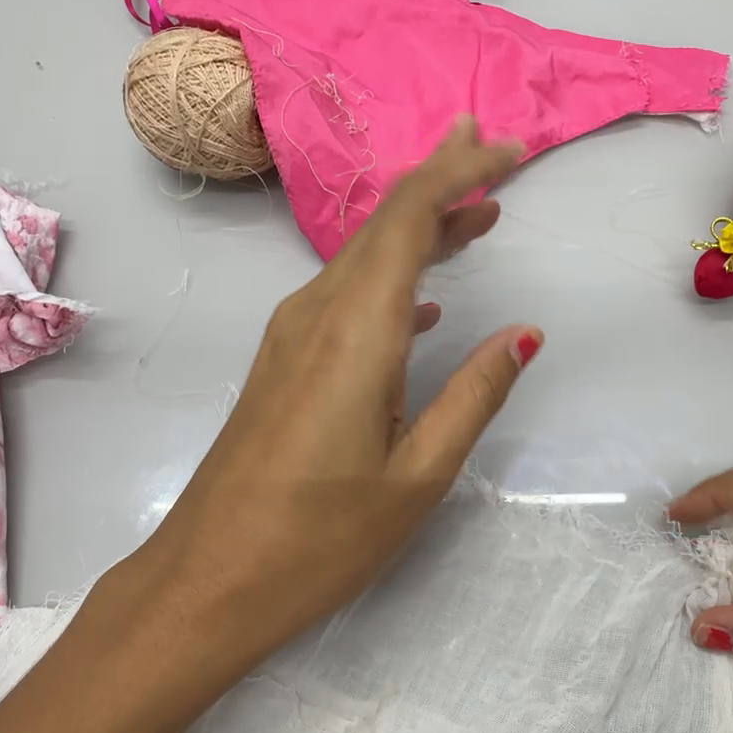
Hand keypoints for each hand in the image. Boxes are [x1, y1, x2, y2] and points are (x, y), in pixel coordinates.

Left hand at [132, 117, 539, 656]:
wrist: (208, 580)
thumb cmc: (319, 540)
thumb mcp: (417, 477)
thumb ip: (473, 396)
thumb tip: (524, 334)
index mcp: (356, 333)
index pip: (407, 218)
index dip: (458, 173)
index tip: (508, 151)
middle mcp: (317, 316)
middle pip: (382, 225)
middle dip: (440, 181)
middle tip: (495, 156)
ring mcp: (290, 338)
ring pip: (361, 258)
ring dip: (418, 230)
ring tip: (476, 218)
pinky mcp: (281, 365)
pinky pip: (343, 297)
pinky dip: (390, 280)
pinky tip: (423, 304)